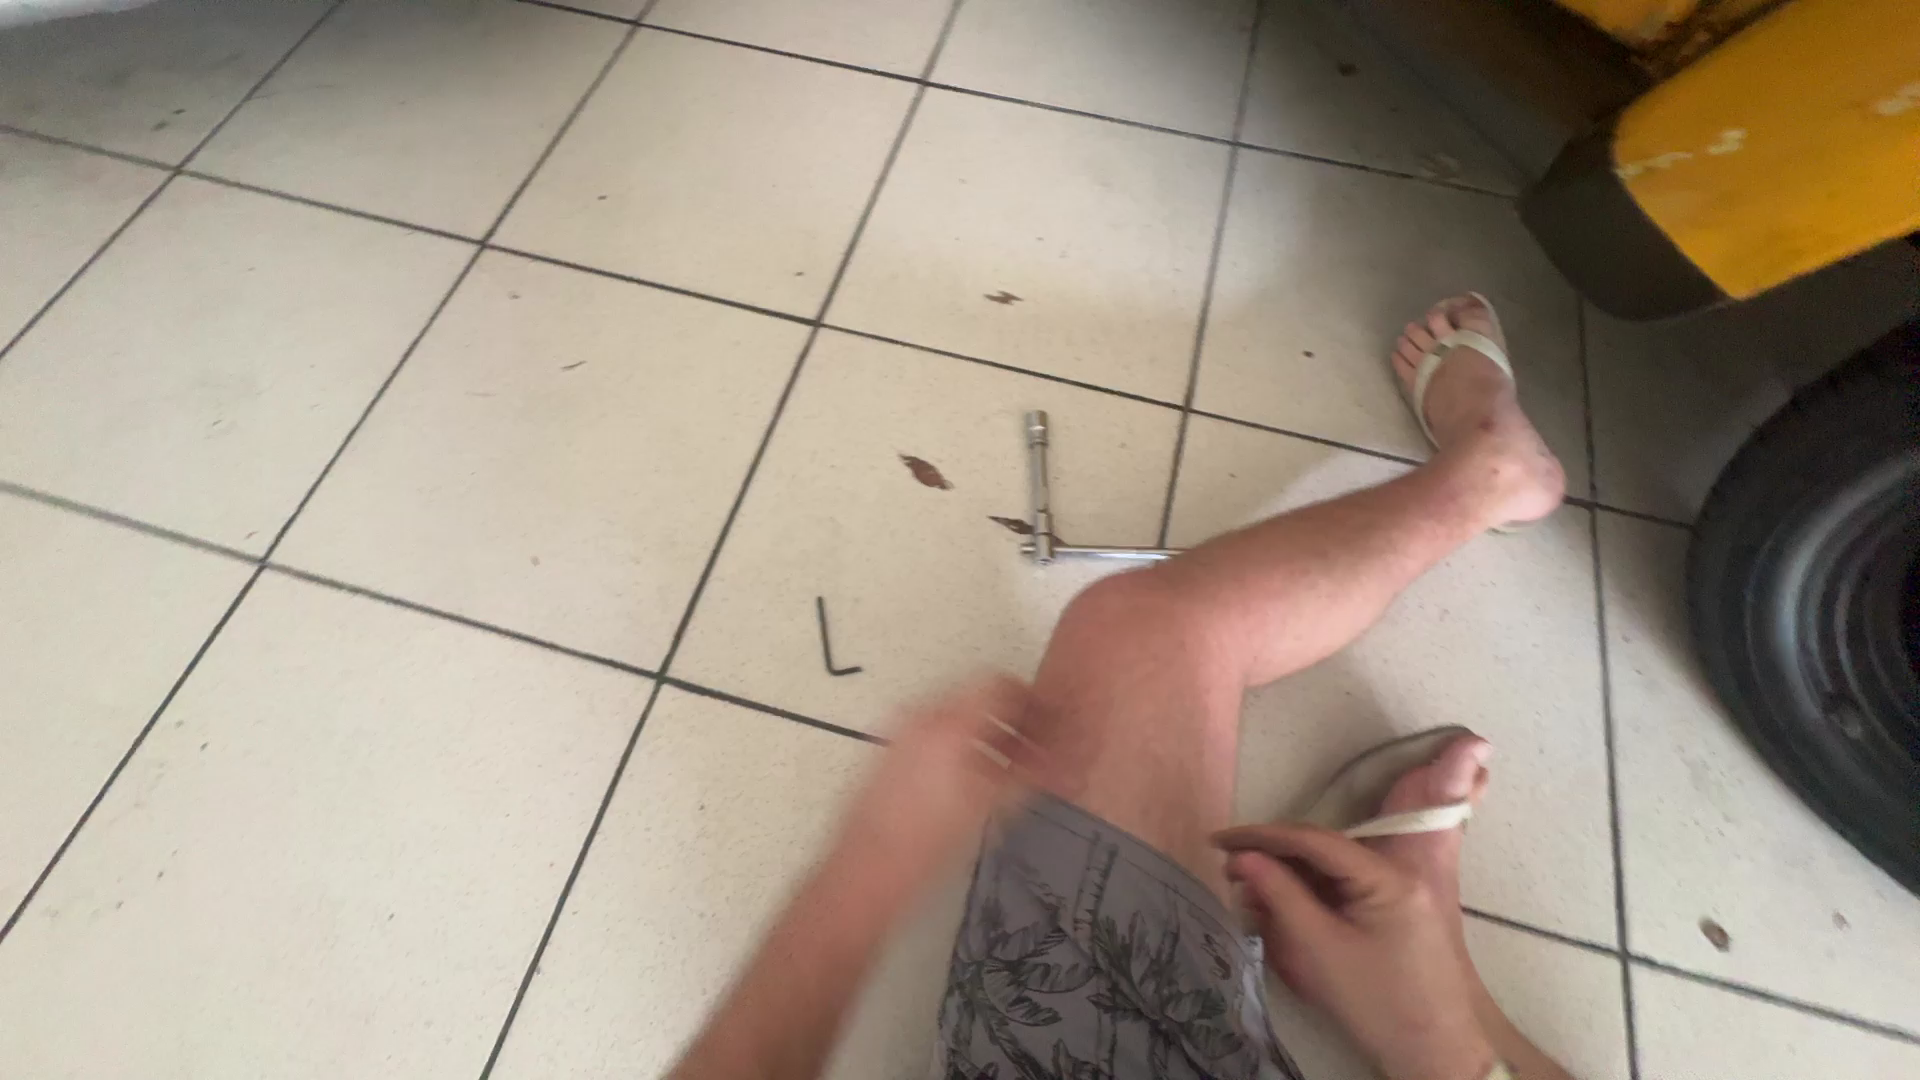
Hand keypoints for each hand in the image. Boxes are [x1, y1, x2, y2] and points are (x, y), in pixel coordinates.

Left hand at [835, 675, 1041, 889]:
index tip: (1050, 724)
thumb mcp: (988, 808)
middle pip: (980, 698)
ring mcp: (902, 731)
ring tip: (1012, 768)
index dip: (1032, 702)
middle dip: (1014, 721)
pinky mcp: (892, 749)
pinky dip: (963, 743)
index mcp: (948, 722)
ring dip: (990, 734)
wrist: (863, 871)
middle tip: (1039, 749)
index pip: (1000, 686)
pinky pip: (937, 731)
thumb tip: (1062, 761)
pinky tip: (977, 777)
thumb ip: (1032, 774)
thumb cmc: (923, 845)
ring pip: (959, 715)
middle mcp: (921, 716)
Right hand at [1213, 823, 1495, 1079]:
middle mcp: (1395, 874)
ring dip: (1284, 878)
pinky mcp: (1390, 914)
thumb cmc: (1379, 1006)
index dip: (1260, 836)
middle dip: (1270, 858)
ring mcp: (1396, 894)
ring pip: (1326, 872)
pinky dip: (1304, 897)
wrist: (1440, 1063)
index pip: (1312, 839)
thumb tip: (1240, 856)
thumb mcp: (1319, 948)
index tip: (1218, 841)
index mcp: (1387, 876)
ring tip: (1246, 895)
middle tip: (1227, 870)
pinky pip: (1338, 892)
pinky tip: (1275, 909)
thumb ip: (1278, 893)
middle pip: (1319, 852)